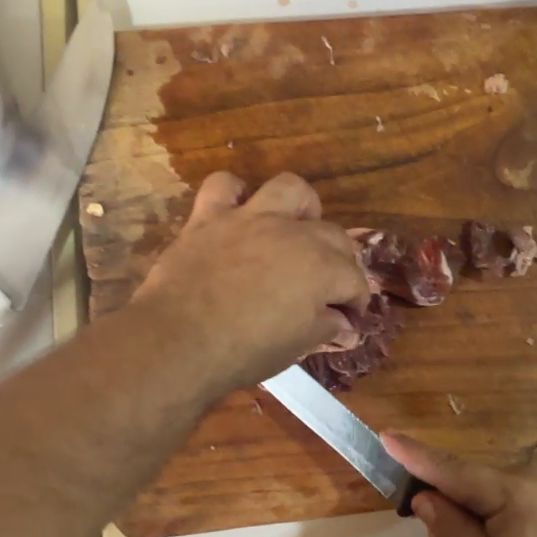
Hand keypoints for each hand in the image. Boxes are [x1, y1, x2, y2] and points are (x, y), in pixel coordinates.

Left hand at [133, 171, 373, 391]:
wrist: (180, 341)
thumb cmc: (246, 350)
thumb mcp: (297, 346)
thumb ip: (326, 327)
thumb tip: (343, 323)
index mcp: (321, 268)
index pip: (353, 279)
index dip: (356, 300)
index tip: (350, 318)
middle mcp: (292, 233)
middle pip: (332, 234)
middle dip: (340, 260)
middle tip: (329, 285)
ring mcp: (249, 219)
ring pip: (290, 189)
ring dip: (301, 207)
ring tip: (297, 228)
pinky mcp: (209, 217)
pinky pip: (224, 186)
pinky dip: (234, 194)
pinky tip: (239, 212)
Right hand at [382, 433, 536, 536]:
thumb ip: (452, 530)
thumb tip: (424, 497)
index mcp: (505, 491)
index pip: (447, 467)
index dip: (413, 455)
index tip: (384, 435)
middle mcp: (522, 477)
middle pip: (463, 485)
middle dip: (443, 517)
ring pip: (483, 497)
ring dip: (466, 526)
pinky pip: (504, 503)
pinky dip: (487, 525)